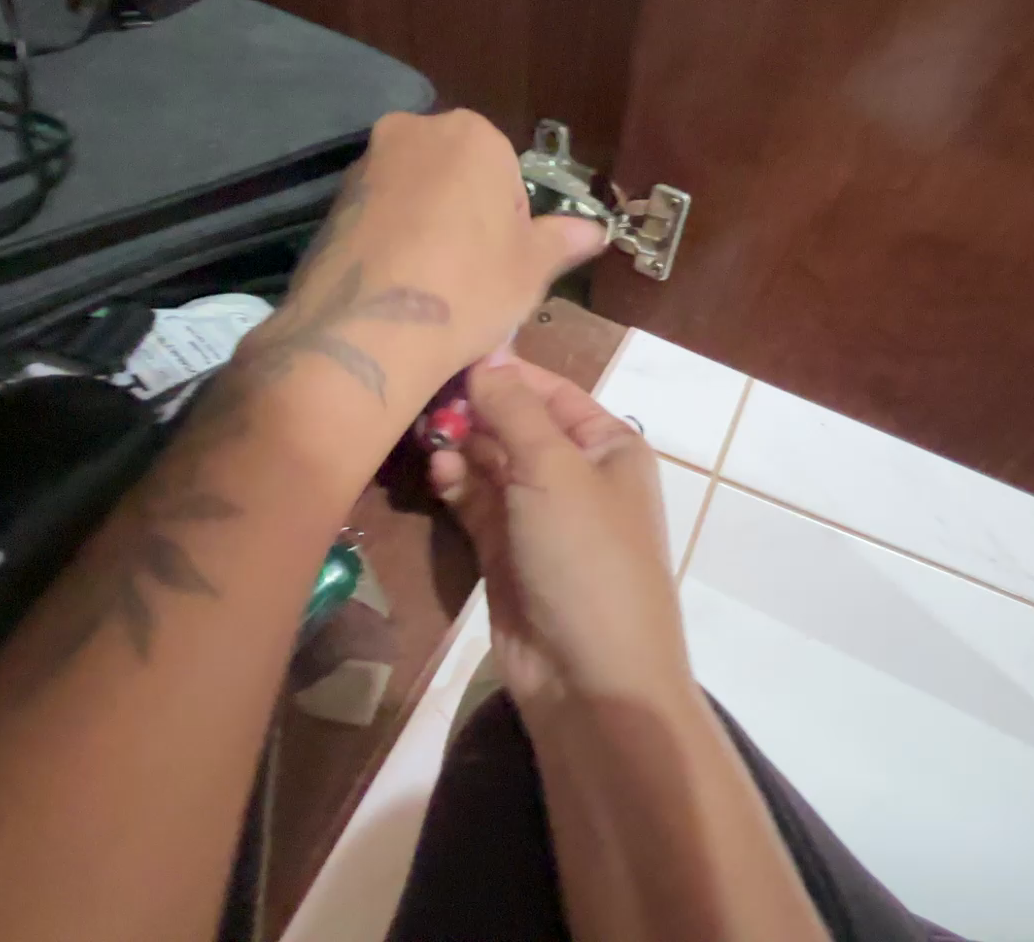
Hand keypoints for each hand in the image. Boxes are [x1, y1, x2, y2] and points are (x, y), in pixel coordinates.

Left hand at [248, 111, 606, 410]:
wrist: (371, 332)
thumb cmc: (470, 288)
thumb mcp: (532, 269)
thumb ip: (563, 241)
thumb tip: (593, 230)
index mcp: (472, 135)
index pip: (508, 177)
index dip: (513, 227)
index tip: (504, 267)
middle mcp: (413, 131)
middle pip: (459, 178)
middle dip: (469, 219)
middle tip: (472, 277)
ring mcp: (365, 165)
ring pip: (417, 196)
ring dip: (431, 230)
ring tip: (433, 287)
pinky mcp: (331, 203)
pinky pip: (380, 218)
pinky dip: (394, 243)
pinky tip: (398, 287)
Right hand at [429, 358, 697, 708]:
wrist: (592, 677)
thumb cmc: (586, 556)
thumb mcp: (554, 470)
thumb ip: (515, 411)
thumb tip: (486, 359)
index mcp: (608, 447)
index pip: (552, 392)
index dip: (505, 373)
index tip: (449, 355)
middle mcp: (578, 476)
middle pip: (518, 426)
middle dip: (476, 413)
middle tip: (424, 401)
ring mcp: (542, 517)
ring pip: (493, 465)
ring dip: (464, 450)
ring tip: (428, 439)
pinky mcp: (509, 553)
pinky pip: (480, 505)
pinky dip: (460, 487)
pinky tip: (439, 475)